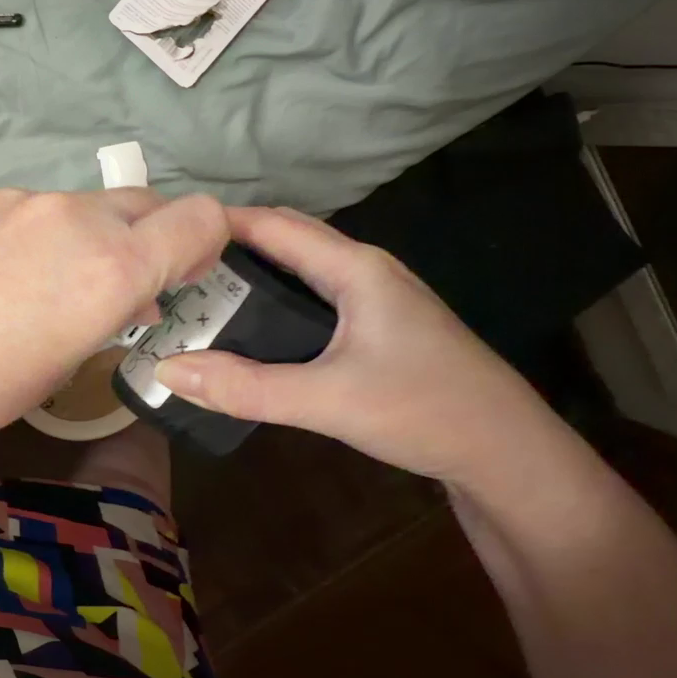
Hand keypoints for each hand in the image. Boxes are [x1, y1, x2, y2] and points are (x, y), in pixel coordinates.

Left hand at [0, 188, 228, 468]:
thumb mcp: (58, 369)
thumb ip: (108, 317)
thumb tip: (129, 298)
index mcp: (111, 265)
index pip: (201, 219)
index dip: (208, 247)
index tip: (184, 282)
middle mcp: (75, 216)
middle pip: (146, 204)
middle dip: (151, 242)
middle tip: (122, 296)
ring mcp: (21, 201)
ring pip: (87, 208)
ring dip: (92, 241)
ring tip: (49, 297)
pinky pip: (38, 212)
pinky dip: (45, 238)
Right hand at [155, 206, 565, 484]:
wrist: (511, 457)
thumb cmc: (426, 412)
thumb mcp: (327, 400)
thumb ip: (245, 387)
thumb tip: (167, 369)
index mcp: (356, 268)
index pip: (273, 224)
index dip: (219, 220)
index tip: (165, 230)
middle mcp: (366, 270)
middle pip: (286, 238)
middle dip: (230, 242)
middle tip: (173, 262)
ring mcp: (378, 299)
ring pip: (301, 268)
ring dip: (253, 269)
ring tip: (198, 289)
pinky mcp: (380, 329)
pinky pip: (315, 295)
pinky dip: (275, 297)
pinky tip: (250, 328)